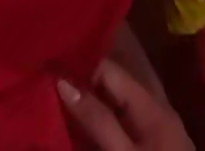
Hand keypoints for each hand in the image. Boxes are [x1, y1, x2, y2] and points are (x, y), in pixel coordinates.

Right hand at [58, 60, 194, 150]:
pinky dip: (100, 126)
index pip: (108, 69)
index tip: (49, 75)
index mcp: (153, 108)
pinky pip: (120, 127)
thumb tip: (61, 81)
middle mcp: (156, 113)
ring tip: (57, 109)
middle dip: (81, 88)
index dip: (79, 70)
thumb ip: (96, 119)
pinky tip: (80, 133)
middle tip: (47, 91)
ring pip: (114, 107)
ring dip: (88, 108)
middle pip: (111, 87)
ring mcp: (156, 135)